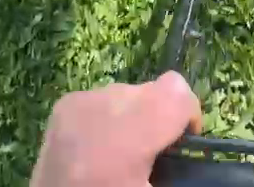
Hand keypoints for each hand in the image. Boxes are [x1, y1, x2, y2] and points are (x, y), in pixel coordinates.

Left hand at [30, 72, 203, 186]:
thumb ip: (177, 165)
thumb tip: (182, 146)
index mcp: (134, 128)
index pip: (177, 89)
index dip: (187, 114)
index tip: (181, 145)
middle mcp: (109, 101)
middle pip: (154, 90)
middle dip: (158, 118)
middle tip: (148, 158)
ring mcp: (84, 99)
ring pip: (129, 93)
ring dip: (132, 117)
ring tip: (118, 156)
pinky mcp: (65, 105)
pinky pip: (103, 99)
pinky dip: (107, 118)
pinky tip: (95, 149)